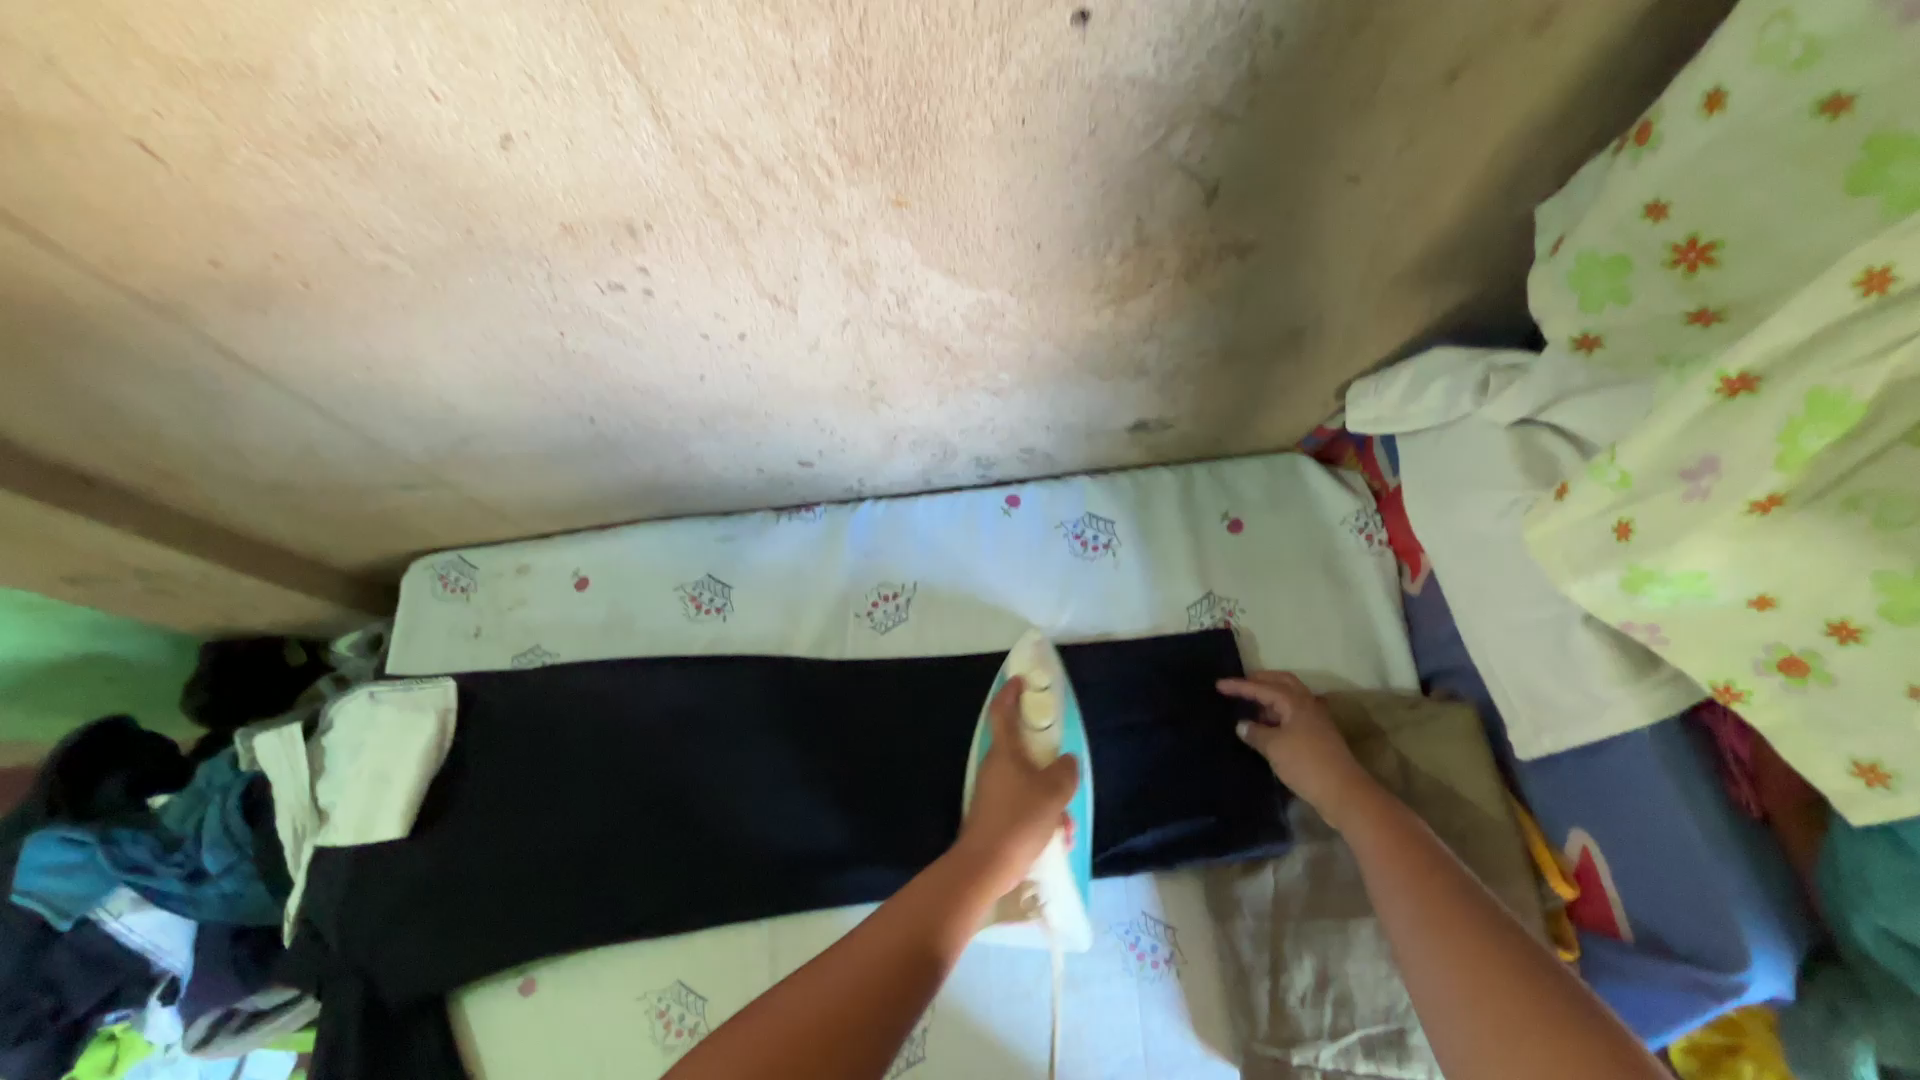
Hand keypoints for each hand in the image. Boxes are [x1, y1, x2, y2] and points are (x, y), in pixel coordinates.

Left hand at [951, 676, 1079, 897]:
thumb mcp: (1053, 794)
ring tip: (1066, 828)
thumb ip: (1065, 772)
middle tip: (1067, 778)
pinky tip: (1057, 841)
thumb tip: (1067, 762)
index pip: (1003, 712)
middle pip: (1024, 753)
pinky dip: (1043, 820)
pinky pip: (1026, 808)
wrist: (984, 867)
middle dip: (1051, 768)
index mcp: (1004, 753)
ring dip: (1052, 803)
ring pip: (1031, 786)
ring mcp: (993, 793)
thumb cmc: (1018, 821)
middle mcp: (995, 768)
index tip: (1021, 681)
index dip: (1011, 693)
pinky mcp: (995, 816)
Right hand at [1218, 671, 1381, 830]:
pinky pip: (1293, 713)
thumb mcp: (1274, 747)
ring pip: (1290, 697)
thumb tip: (1242, 725)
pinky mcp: (1318, 735)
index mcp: (1295, 702)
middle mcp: (1308, 704)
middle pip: (1282, 682)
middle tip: (1240, 684)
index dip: (1239, 686)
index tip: (1219, 684)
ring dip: (1271, 696)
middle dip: (1261, 680)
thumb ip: (1255, 733)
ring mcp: (1315, 720)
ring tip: (1251, 705)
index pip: (1262, 688)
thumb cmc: (1305, 764)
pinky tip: (1268, 725)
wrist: (1343, 791)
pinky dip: (1278, 713)